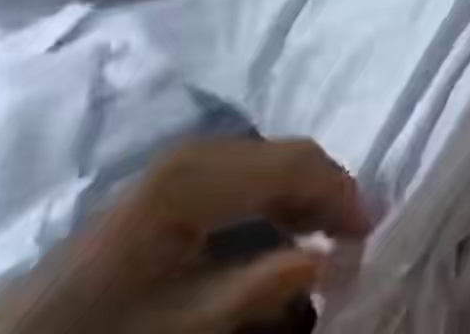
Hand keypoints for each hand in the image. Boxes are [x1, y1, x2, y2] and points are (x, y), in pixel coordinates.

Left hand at [0, 139, 371, 333]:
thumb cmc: (101, 333)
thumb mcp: (183, 323)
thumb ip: (262, 286)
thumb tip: (333, 258)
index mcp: (194, 177)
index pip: (296, 163)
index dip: (341, 194)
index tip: (368, 233)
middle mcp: (192, 154)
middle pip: (287, 155)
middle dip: (325, 192)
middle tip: (350, 236)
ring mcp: (176, 164)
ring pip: (268, 161)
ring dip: (300, 195)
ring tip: (318, 237)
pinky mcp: (165, 182)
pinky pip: (240, 174)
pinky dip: (269, 198)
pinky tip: (274, 233)